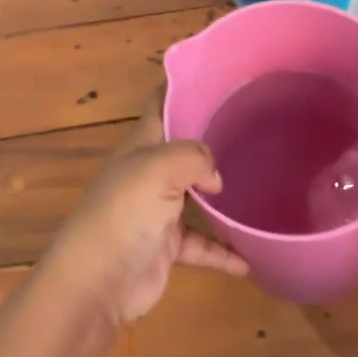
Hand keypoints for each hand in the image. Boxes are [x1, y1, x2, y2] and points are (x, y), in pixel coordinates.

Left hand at [38, 89, 248, 325]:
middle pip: (183, 149)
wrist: (96, 282)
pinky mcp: (167, 247)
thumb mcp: (157, 169)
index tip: (217, 75)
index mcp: (141, 146)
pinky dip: (224, 251)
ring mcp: (158, 211)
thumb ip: (193, 158)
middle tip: (255, 128)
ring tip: (261, 190)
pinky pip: (203, 245)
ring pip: (197, 197)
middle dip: (213, 139)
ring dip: (223, 198)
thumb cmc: (123, 214)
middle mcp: (149, 173)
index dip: (182, 86)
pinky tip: (249, 259)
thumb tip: (216, 178)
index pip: (161, 104)